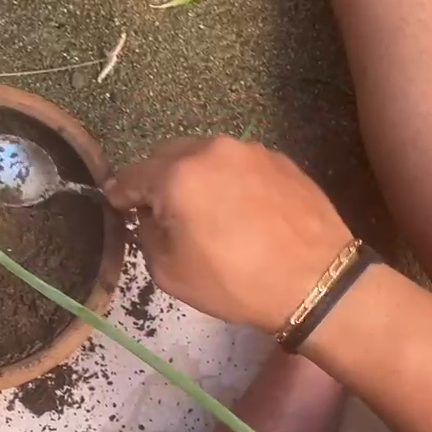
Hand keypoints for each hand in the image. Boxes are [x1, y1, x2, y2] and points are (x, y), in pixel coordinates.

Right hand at [104, 136, 352, 333]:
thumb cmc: (234, 281)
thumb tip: (148, 217)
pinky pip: (236, 163)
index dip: (119, 194)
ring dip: (193, 177)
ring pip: (203, 156)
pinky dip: (226, 180)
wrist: (315, 281)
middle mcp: (210, 150)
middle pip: (166, 157)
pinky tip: (237, 210)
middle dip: (156, 181)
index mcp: (177, 175)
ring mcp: (248, 150)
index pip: (131, 176)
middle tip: (159, 212)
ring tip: (202, 210)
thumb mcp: (169, 273)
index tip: (116, 206)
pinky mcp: (278, 159)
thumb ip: (146, 236)